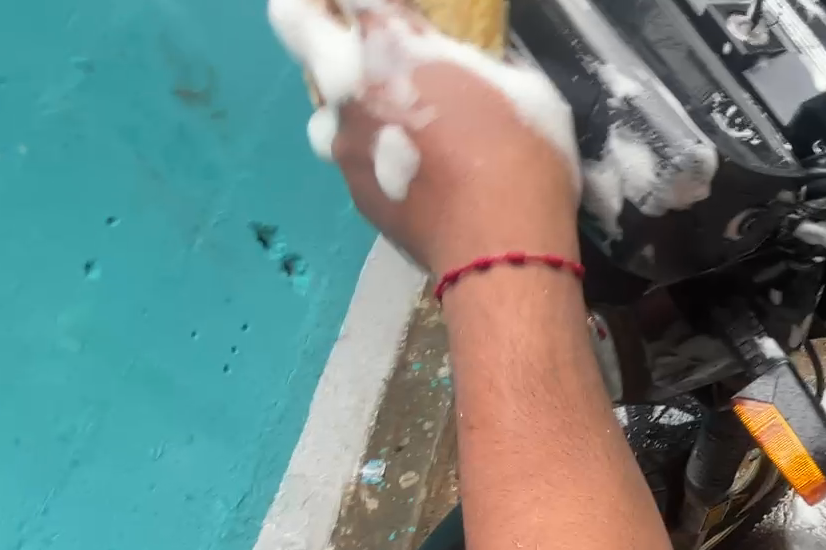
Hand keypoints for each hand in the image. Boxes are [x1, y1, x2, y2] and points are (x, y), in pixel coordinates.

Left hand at [269, 0, 580, 275]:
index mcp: (392, 42)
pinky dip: (384, 173)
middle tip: (363, 54)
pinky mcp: (357, 194)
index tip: (384, 14)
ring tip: (399, 142)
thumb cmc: (524, 163)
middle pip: (295, 26)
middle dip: (314, 24)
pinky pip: (358, 168)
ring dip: (355, 116)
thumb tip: (477, 79)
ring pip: (327, 110)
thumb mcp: (531, 98)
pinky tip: (422, 192)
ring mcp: (345, 141)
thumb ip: (487, 74)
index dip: (370, 4)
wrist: (504, 249)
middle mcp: (349, 82)